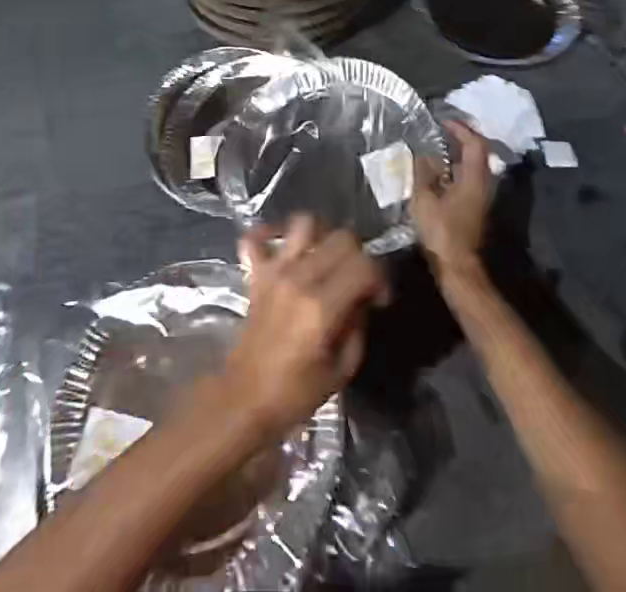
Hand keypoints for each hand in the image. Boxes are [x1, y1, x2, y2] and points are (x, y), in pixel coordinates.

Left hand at [226, 216, 386, 437]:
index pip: (365, 265)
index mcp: (322, 307)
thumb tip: (362, 298)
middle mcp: (298, 279)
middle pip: (341, 238)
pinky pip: (256, 237)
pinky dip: (270, 234)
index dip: (381, 279)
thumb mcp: (343, 368)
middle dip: (359, 256)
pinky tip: (285, 246)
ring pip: (305, 224)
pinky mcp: (255, 275)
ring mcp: (274, 273)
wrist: (244, 401)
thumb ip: (358, 325)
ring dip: (323, 235)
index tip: (380, 300)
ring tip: (328, 258)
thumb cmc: (296, 393)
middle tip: (358, 281)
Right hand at [410, 120, 493, 279]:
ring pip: (473, 166)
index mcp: (474, 178)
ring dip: (457, 154)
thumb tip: (422, 154)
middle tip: (441, 131)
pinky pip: (468, 178)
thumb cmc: (441, 233)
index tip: (443, 121)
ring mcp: (481, 196)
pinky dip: (455, 168)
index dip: (460, 129)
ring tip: (434, 148)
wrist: (457, 267)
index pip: (474, 143)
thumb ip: (423, 173)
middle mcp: (483, 184)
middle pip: (478, 152)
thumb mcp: (424, 200)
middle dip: (461, 138)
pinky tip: (436, 172)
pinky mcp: (474, 206)